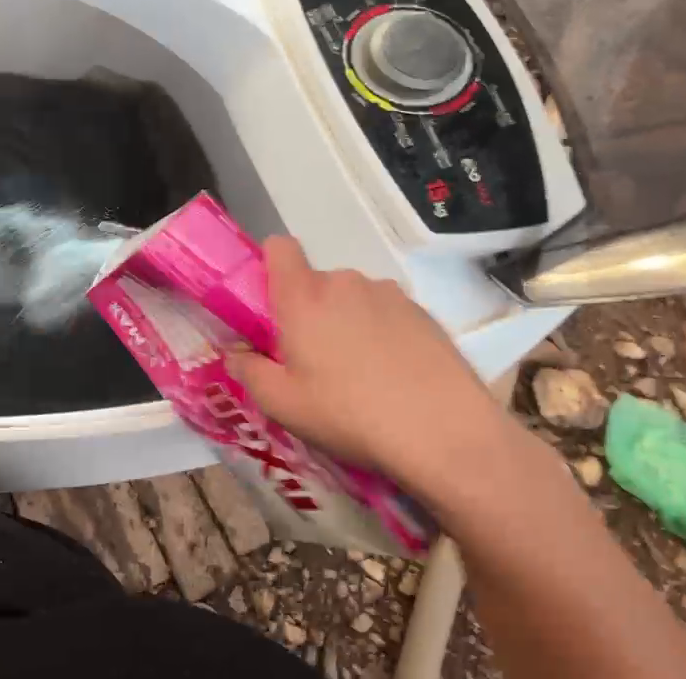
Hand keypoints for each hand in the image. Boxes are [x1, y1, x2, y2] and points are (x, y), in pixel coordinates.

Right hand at [225, 237, 509, 495]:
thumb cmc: (350, 415)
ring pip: (354, 298)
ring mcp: (392, 297)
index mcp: (303, 296)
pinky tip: (395, 376)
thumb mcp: (280, 403)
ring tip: (360, 370)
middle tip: (312, 355)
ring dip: (347, 320)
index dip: (270, 266)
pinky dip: (384, 334)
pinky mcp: (428, 317)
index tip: (269, 304)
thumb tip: (235, 355)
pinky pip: (389, 314)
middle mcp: (345, 284)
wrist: (450, 438)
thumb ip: (247, 371)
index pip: (279, 247)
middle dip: (309, 308)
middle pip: (316, 280)